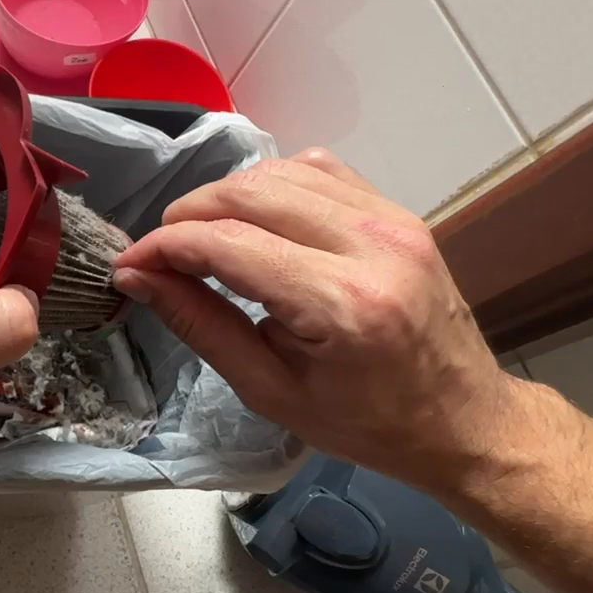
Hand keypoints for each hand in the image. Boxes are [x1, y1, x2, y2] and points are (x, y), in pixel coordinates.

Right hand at [111, 149, 528, 494]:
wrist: (463, 420)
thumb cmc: (363, 422)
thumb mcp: (267, 389)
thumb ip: (198, 323)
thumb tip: (138, 276)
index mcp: (341, 305)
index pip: (227, 243)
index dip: (164, 246)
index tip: (128, 264)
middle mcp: (371, 245)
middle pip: (249, 193)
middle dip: (187, 214)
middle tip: (160, 253)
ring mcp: (392, 219)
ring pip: (279, 172)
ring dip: (223, 197)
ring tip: (201, 237)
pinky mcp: (398, 211)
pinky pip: (316, 169)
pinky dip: (269, 185)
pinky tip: (255, 218)